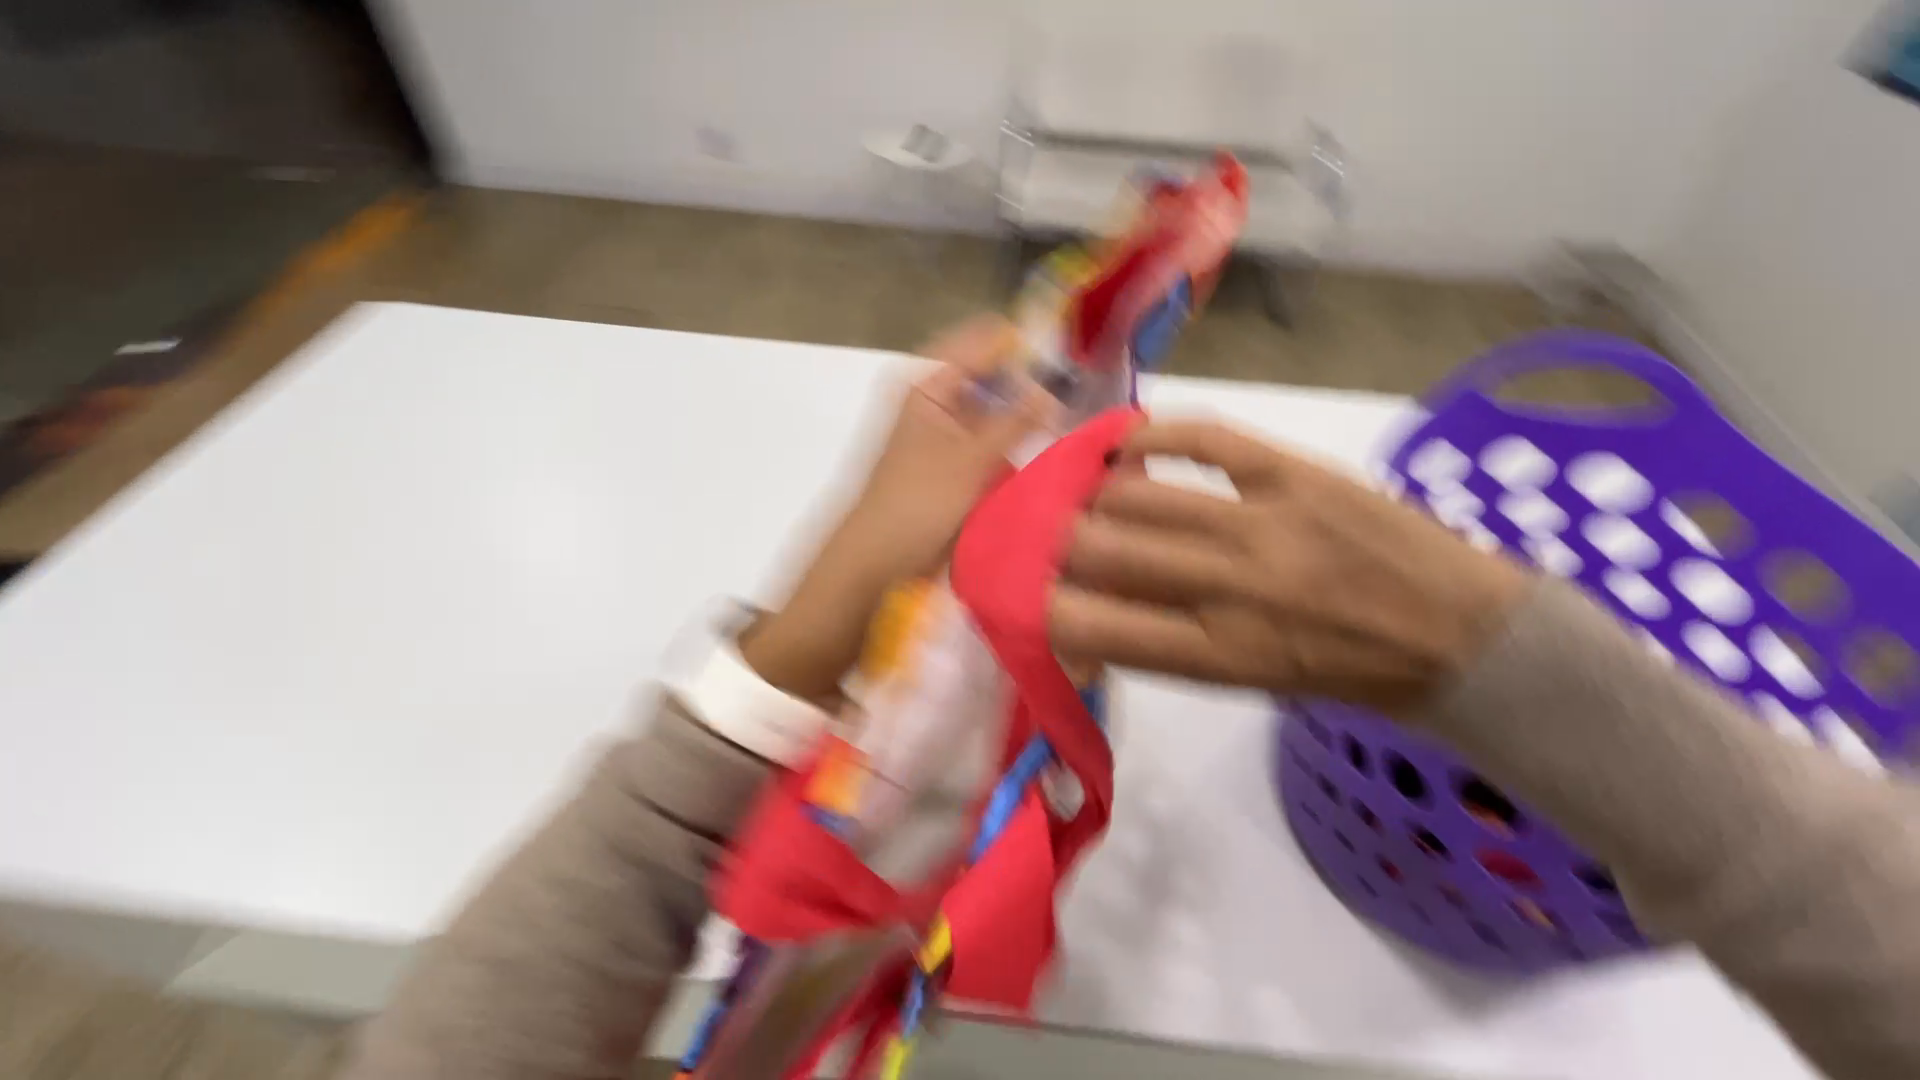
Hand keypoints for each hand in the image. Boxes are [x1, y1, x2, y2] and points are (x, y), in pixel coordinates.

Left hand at [741, 316, 1054, 700]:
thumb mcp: (971, 458)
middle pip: (994, 378)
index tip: (1073, 362)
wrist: (875, 564)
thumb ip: (1016, 419)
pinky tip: (1047, 456)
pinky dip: (1015, 449)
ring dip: (1026, 422)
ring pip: (998, 414)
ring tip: (1071, 427)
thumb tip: (1056, 388)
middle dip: (1031, 387)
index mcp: (928, 383)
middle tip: (1078, 400)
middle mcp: (935, 400)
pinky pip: (993, 446)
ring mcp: (944, 434)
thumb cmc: (917, 504)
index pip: (986, 342)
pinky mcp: (953, 467)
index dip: (1026, 347)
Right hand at [1048, 420, 1529, 710]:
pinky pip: (1201, 439)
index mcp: (1215, 653)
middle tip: (1044, 532)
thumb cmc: (1345, 674)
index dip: (1039, 603)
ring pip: (1137, 494)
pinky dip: (1148, 436)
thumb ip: (1163, 644)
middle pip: (1102, 548)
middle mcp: (1228, 587)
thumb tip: (1086, 610)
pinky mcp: (1295, 473)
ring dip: (1092, 491)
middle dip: (1056, 540)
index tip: (1023, 590)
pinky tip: (1123, 445)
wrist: (1462, 640)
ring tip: (1080, 490)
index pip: (1091, 624)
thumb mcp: (1246, 683)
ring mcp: (1262, 523)